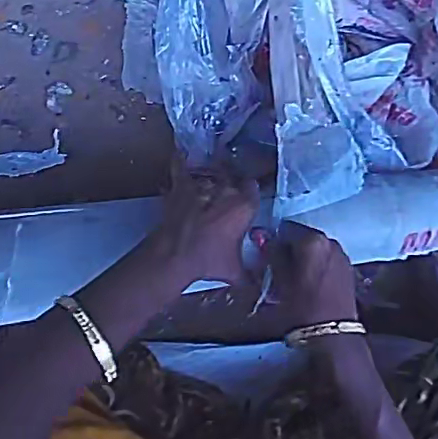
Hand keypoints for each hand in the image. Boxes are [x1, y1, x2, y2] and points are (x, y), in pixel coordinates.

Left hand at [145, 163, 260, 284]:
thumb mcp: (235, 271)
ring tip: (211, 177)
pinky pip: (182, 166)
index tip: (249, 196)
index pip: (255, 188)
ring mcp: (203, 185)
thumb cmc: (208, 262)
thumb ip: (252, 275)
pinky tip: (181, 154)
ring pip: (212, 172)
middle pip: (234, 177)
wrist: (174, 255)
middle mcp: (226, 190)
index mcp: (244, 206)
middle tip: (230, 192)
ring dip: (212, 175)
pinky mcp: (181, 186)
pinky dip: (182, 161)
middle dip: (233, 183)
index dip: (251, 192)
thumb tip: (262, 284)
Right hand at [271, 223, 357, 326]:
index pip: (286, 228)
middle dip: (290, 249)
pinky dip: (317, 266)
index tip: (266, 255)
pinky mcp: (348, 269)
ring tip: (293, 278)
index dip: (273, 240)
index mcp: (312, 240)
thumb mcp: (279, 280)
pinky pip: (327, 260)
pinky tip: (309, 283)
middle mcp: (330, 241)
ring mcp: (342, 255)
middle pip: (303, 237)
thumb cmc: (301, 307)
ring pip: (316, 249)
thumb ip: (272, 254)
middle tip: (277, 268)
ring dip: (304, 258)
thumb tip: (264, 237)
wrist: (332, 335)